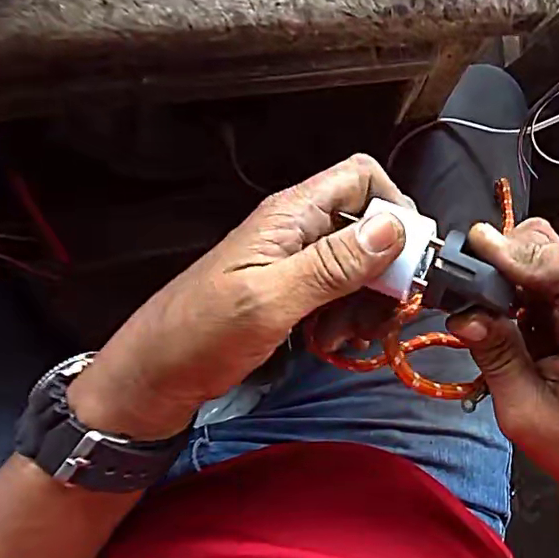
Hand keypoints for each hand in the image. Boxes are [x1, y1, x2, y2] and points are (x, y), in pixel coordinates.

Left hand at [68, 155, 409, 440]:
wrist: (152, 379)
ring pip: (366, 265)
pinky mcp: (299, 291)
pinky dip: (352, 317)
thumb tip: (394, 229)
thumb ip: (333, 264)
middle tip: (378, 314)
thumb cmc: (197, 336)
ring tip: (346, 335)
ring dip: (370, 302)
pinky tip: (333, 340)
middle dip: (388, 271)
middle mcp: (301, 230)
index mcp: (292, 215)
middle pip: (374, 227)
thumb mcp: (269, 300)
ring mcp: (301, 262)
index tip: (406, 262)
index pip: (363, 177)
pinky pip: (347, 293)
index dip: (395, 210)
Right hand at [447, 218, 558, 496]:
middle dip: (514, 253)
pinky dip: (512, 279)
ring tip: (481, 291)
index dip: (530, 255)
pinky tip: (495, 301)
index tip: (483, 251)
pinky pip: (541, 277)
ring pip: (551, 256)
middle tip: (471, 272)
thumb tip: (466, 314)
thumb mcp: (522, 411)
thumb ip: (497, 357)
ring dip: (511, 265)